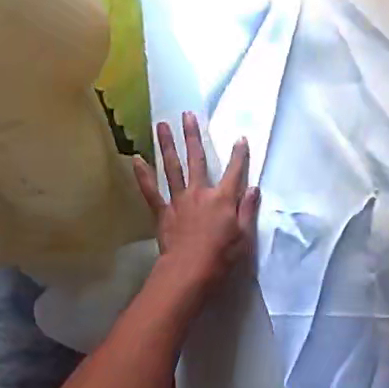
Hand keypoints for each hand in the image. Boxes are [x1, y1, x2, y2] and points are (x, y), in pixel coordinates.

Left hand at [132, 112, 258, 290]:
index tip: (240, 138)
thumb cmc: (222, 257)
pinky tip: (135, 159)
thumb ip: (247, 210)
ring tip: (161, 125)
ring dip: (167, 145)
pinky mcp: (163, 213)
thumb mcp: (245, 236)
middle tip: (188, 115)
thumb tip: (253, 188)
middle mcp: (200, 193)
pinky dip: (143, 176)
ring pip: (172, 168)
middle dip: (193, 137)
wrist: (190, 272)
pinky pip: (151, 191)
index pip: (235, 172)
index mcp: (223, 199)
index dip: (239, 155)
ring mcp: (179, 201)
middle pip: (197, 160)